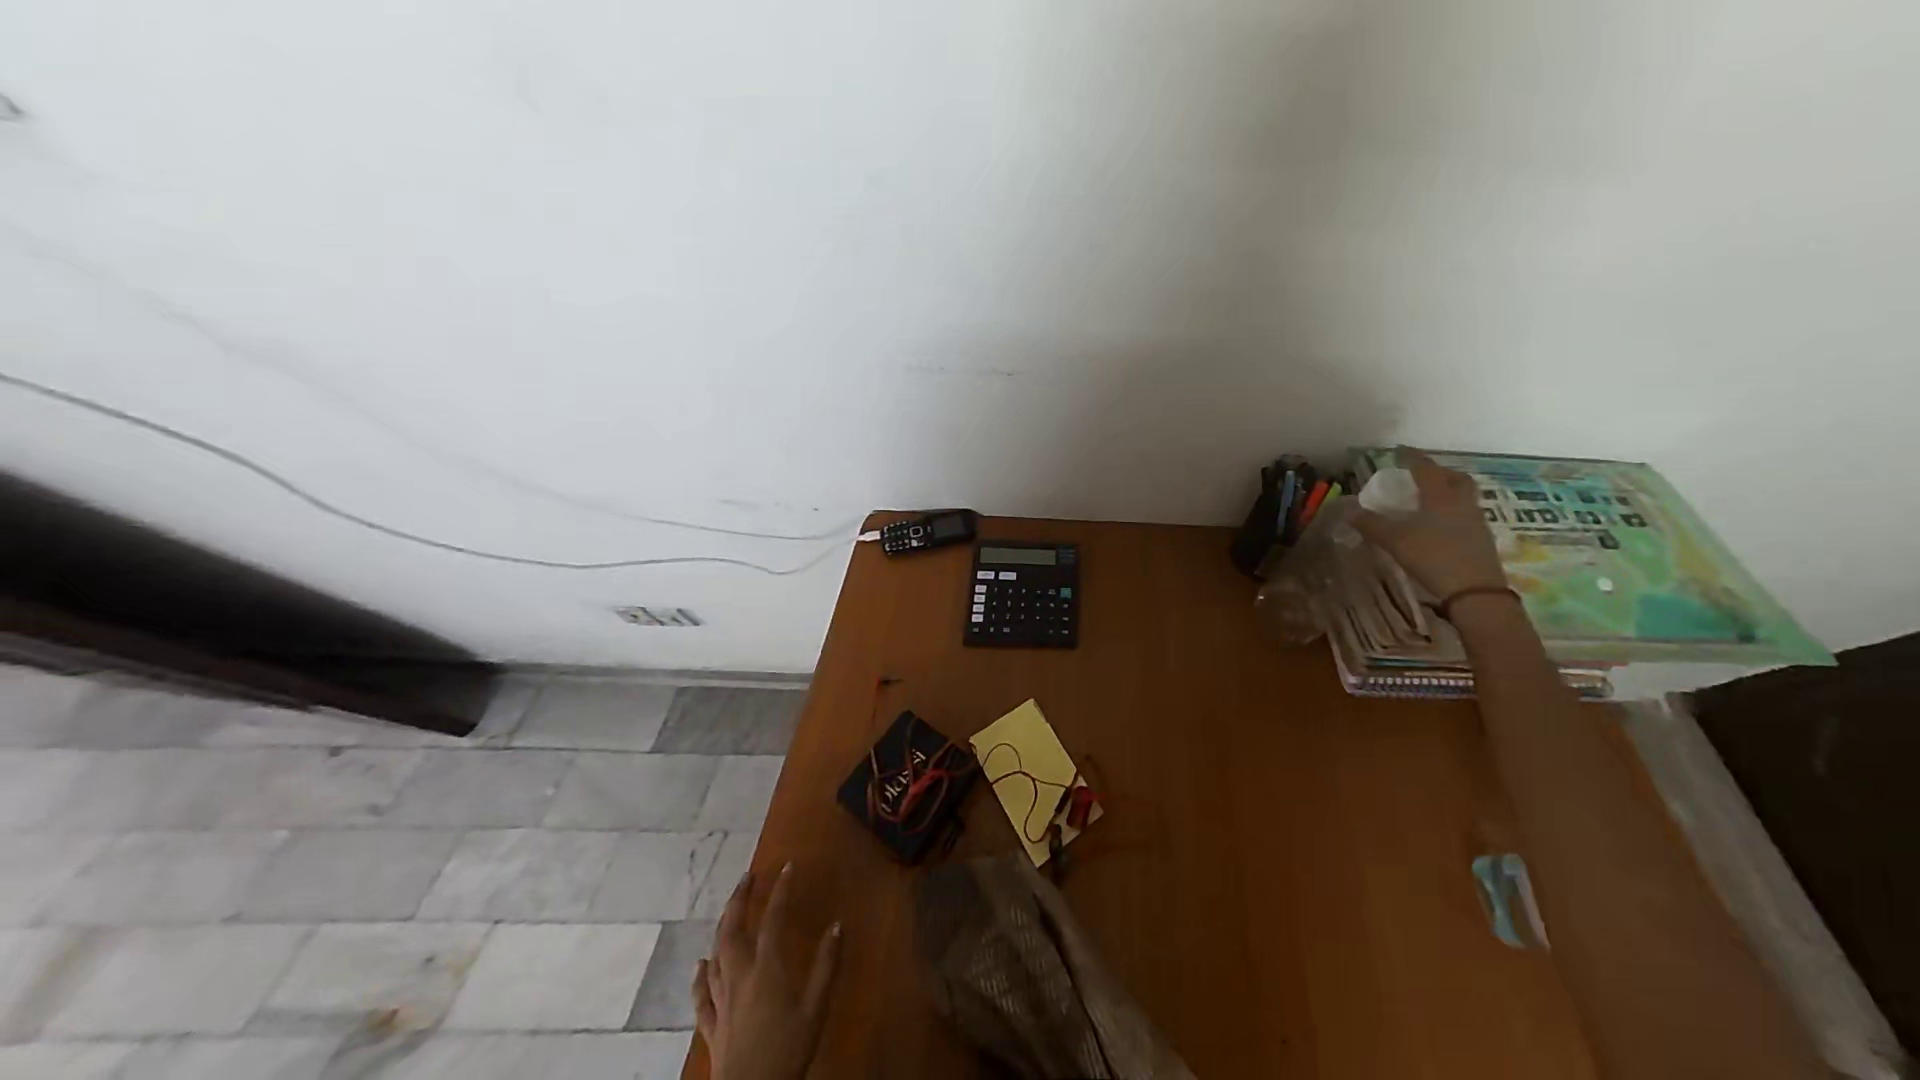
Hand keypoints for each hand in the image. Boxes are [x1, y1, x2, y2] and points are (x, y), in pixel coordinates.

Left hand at [695, 863, 842, 1079]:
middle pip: (733, 929)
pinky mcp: (711, 1024)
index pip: (773, 919)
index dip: (780, 890)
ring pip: (716, 954)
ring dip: (722, 927)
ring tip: (729, 910)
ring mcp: (722, 1000)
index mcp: (767, 968)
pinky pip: (702, 994)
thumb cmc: (788, 1049)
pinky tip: (700, 964)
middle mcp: (740, 976)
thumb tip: (837, 926)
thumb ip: (826, 966)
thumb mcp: (816, 1008)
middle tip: (747, 877)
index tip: (787, 866)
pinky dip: (700, 976)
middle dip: (739, 899)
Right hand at [1352, 448, 1508, 602]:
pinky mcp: (1480, 541)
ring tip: (1427, 502)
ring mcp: (1475, 523)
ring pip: (1463, 499)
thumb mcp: (1394, 540)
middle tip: (1422, 476)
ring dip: (1447, 494)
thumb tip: (1348, 509)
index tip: (1400, 451)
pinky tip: (1438, 527)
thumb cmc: (1433, 557)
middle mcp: (1462, 504)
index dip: (1412, 458)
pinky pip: (1465, 517)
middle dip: (1440, 473)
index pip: (1426, 469)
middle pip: (1456, 479)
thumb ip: (1371, 524)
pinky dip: (1450, 514)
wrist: (1475, 592)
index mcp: (1441, 497)